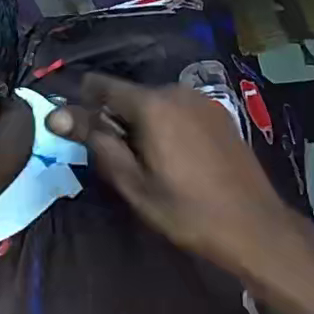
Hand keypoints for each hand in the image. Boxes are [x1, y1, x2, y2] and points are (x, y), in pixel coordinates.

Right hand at [49, 73, 301, 264]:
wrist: (257, 228)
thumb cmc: (187, 210)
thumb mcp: (132, 182)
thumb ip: (95, 141)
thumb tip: (56, 115)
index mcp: (151, 103)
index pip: (99, 85)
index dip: (81, 104)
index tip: (77, 130)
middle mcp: (175, 90)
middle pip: (127, 94)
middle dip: (113, 117)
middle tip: (116, 158)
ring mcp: (200, 100)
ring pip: (152, 102)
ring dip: (140, 122)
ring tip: (146, 161)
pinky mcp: (218, 113)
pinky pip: (176, 109)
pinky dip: (164, 124)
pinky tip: (174, 157)